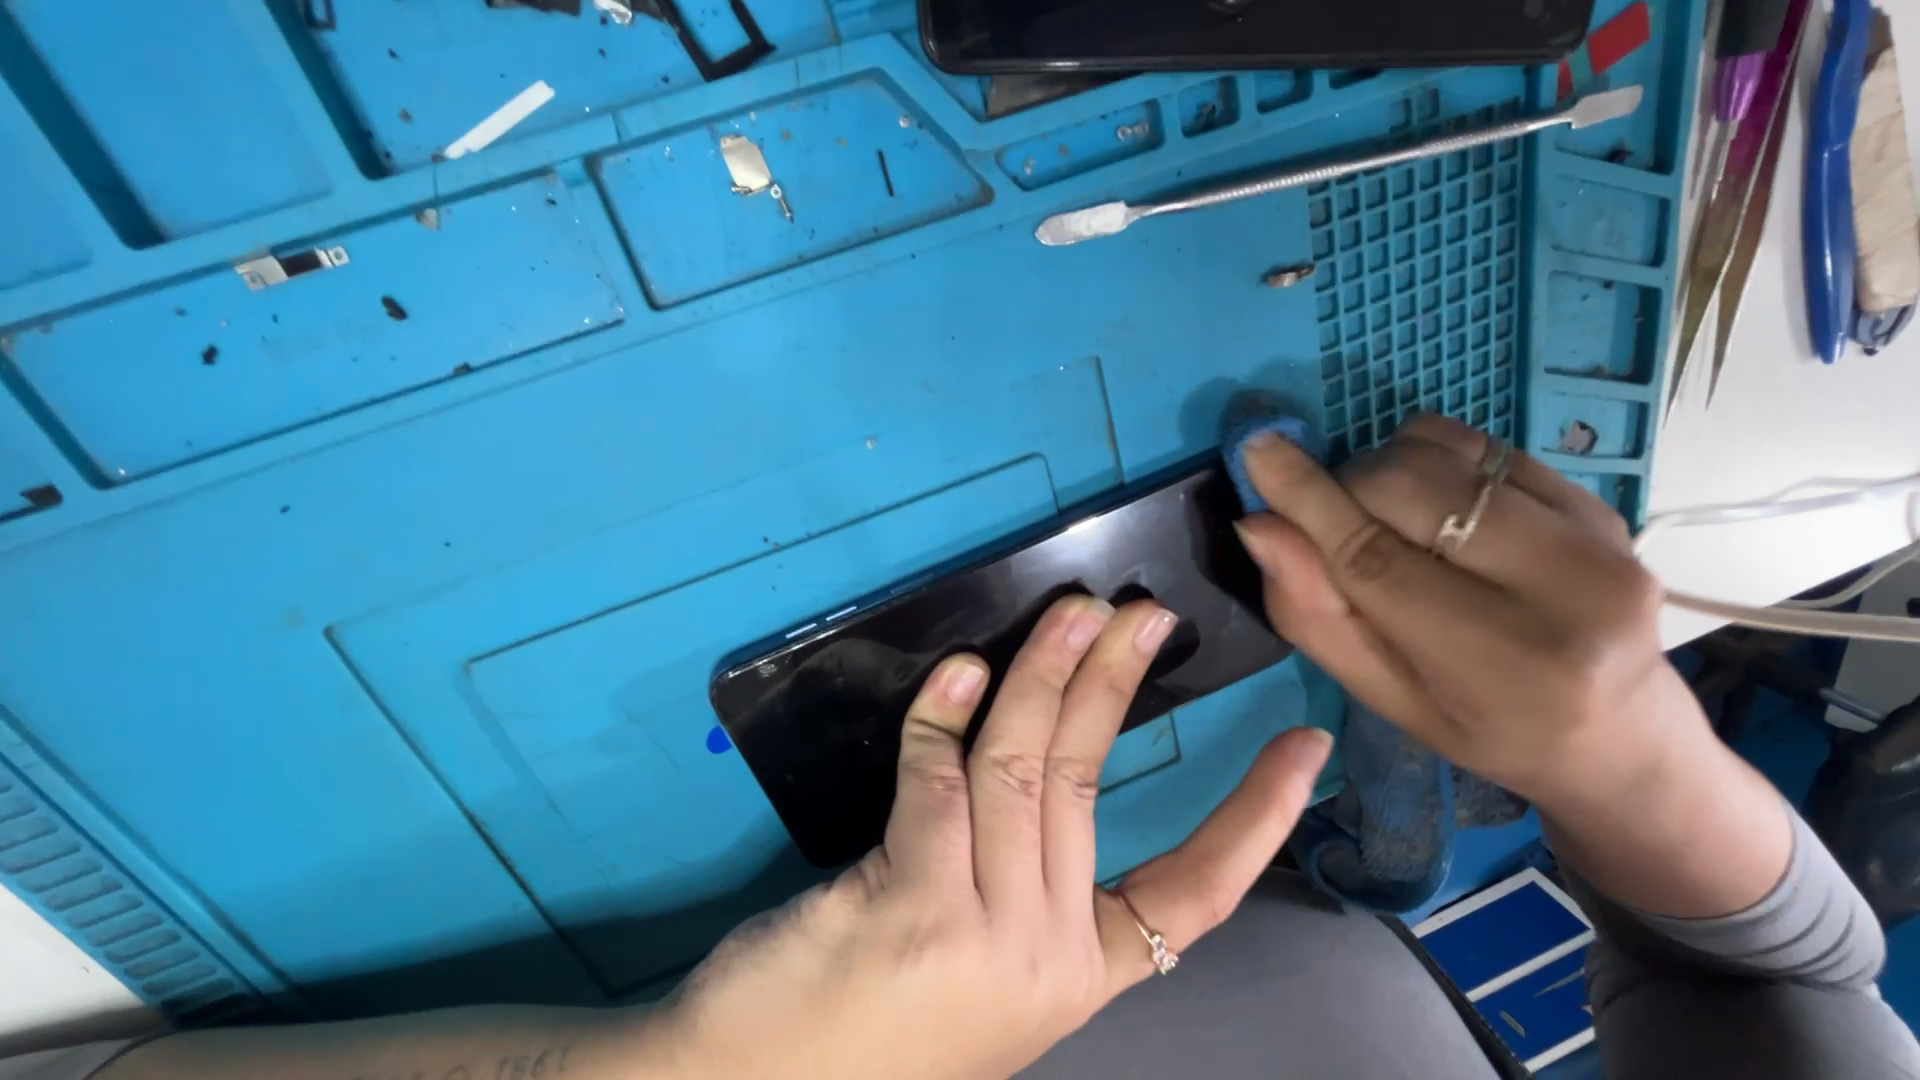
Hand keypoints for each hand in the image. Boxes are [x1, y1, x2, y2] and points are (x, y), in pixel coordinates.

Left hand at [652, 595, 1332, 1079]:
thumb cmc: (876, 1020)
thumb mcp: (977, 957)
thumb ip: (1012, 867)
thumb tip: (1024, 734)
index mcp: (1081, 973)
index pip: (1199, 891)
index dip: (1258, 816)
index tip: (1305, 745)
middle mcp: (1048, 959)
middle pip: (1090, 784)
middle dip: (1116, 683)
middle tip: (1139, 613)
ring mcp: (986, 935)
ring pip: (1024, 767)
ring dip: (1044, 672)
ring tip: (1071, 612)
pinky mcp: (914, 906)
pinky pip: (939, 777)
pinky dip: (944, 714)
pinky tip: (960, 670)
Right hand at [1233, 414, 1789, 915]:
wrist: (1622, 733)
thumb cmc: (1482, 730)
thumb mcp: (1382, 696)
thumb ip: (1316, 615)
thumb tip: (1259, 527)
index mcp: (1502, 664)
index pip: (1377, 560)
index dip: (1306, 502)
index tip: (1256, 451)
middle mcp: (1566, 589)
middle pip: (1409, 486)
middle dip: (1345, 488)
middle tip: (1332, 523)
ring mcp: (1596, 536)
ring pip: (1442, 451)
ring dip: (1385, 469)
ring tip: (1388, 520)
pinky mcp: (1602, 501)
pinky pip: (1480, 444)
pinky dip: (1429, 460)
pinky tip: (1433, 507)